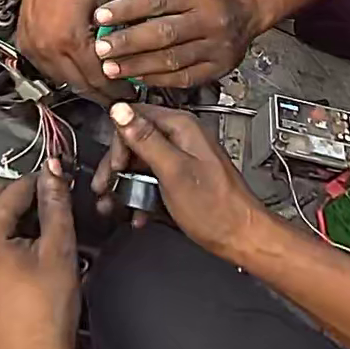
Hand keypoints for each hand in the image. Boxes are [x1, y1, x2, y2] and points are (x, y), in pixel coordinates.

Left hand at [0, 161, 79, 348]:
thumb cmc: (44, 324)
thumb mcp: (59, 253)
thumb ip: (56, 206)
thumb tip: (54, 174)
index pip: (12, 188)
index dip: (41, 181)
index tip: (60, 179)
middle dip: (19, 192)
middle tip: (50, 200)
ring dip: (9, 212)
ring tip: (41, 225)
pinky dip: (0, 234)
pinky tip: (25, 249)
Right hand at [18, 0, 121, 99]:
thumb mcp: (103, 11)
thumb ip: (110, 38)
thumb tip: (123, 60)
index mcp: (72, 41)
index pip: (98, 78)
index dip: (115, 90)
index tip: (127, 93)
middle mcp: (50, 50)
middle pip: (79, 86)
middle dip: (100, 95)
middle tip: (115, 98)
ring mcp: (35, 50)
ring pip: (61, 81)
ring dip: (79, 86)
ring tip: (96, 87)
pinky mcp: (26, 46)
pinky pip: (46, 70)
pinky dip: (61, 74)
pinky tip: (73, 72)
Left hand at [91, 0, 261, 88]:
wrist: (249, 11)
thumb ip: (156, 2)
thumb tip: (116, 17)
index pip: (156, 1)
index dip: (126, 10)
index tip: (101, 17)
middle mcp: (210, 20)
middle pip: (163, 33)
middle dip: (128, 43)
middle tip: (102, 50)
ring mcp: (216, 47)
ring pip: (172, 60)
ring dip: (137, 66)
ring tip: (113, 68)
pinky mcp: (218, 68)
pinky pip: (184, 78)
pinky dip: (157, 80)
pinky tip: (138, 78)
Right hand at [95, 102, 270, 262]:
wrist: (243, 239)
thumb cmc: (217, 209)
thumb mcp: (173, 171)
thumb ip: (145, 139)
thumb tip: (120, 110)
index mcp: (181, 127)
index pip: (135, 116)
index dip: (119, 140)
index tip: (115, 166)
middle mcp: (182, 136)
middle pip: (134, 140)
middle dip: (116, 166)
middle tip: (106, 187)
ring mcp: (182, 156)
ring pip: (140, 161)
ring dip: (124, 182)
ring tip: (112, 203)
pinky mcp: (182, 175)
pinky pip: (152, 177)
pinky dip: (140, 193)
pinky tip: (136, 211)